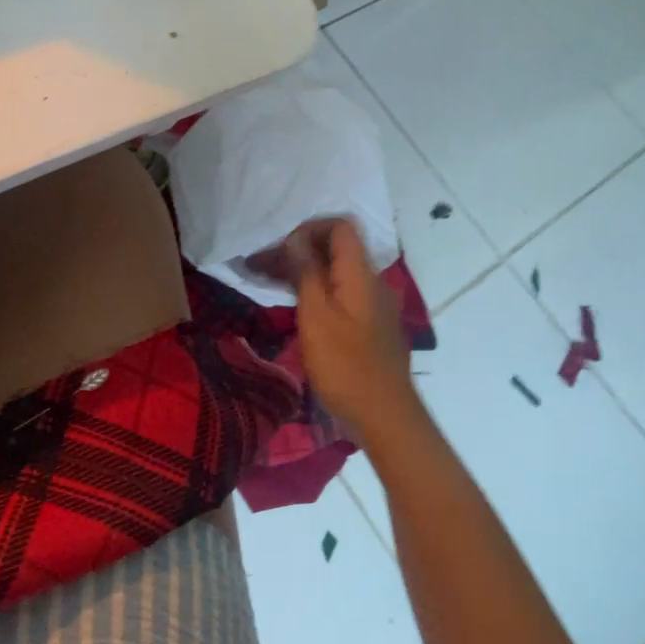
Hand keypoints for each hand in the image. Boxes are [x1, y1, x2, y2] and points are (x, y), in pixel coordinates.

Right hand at [248, 218, 415, 433]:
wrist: (384, 416)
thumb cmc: (345, 365)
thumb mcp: (316, 315)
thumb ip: (306, 272)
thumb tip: (296, 239)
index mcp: (360, 275)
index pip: (340, 227)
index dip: (308, 228)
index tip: (279, 248)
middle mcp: (372, 283)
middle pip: (337, 249)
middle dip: (298, 250)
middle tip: (259, 265)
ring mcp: (374, 305)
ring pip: (336, 272)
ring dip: (304, 271)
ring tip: (268, 282)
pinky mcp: (370, 326)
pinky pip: (341, 293)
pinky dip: (316, 290)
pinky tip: (295, 306)